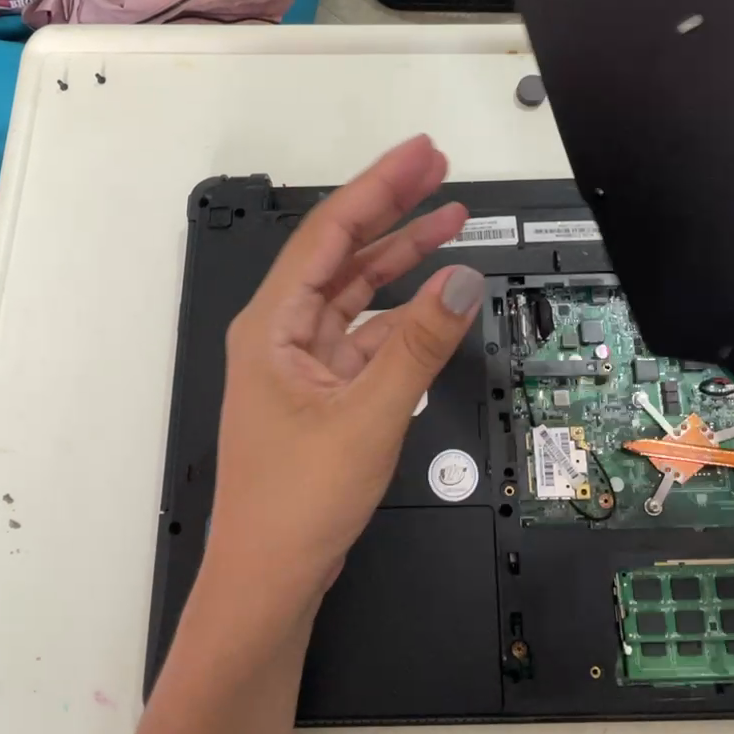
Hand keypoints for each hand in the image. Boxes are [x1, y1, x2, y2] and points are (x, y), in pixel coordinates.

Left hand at [205, 135, 484, 598]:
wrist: (270, 579)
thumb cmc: (297, 502)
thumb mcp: (368, 415)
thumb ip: (419, 343)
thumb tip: (463, 281)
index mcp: (271, 324)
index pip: (329, 233)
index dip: (377, 187)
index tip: (421, 154)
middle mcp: (281, 332)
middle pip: (342, 253)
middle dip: (391, 209)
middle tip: (438, 170)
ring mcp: (301, 361)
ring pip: (356, 293)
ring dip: (400, 261)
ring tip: (449, 223)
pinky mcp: (321, 390)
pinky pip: (365, 335)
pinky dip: (400, 317)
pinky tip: (432, 305)